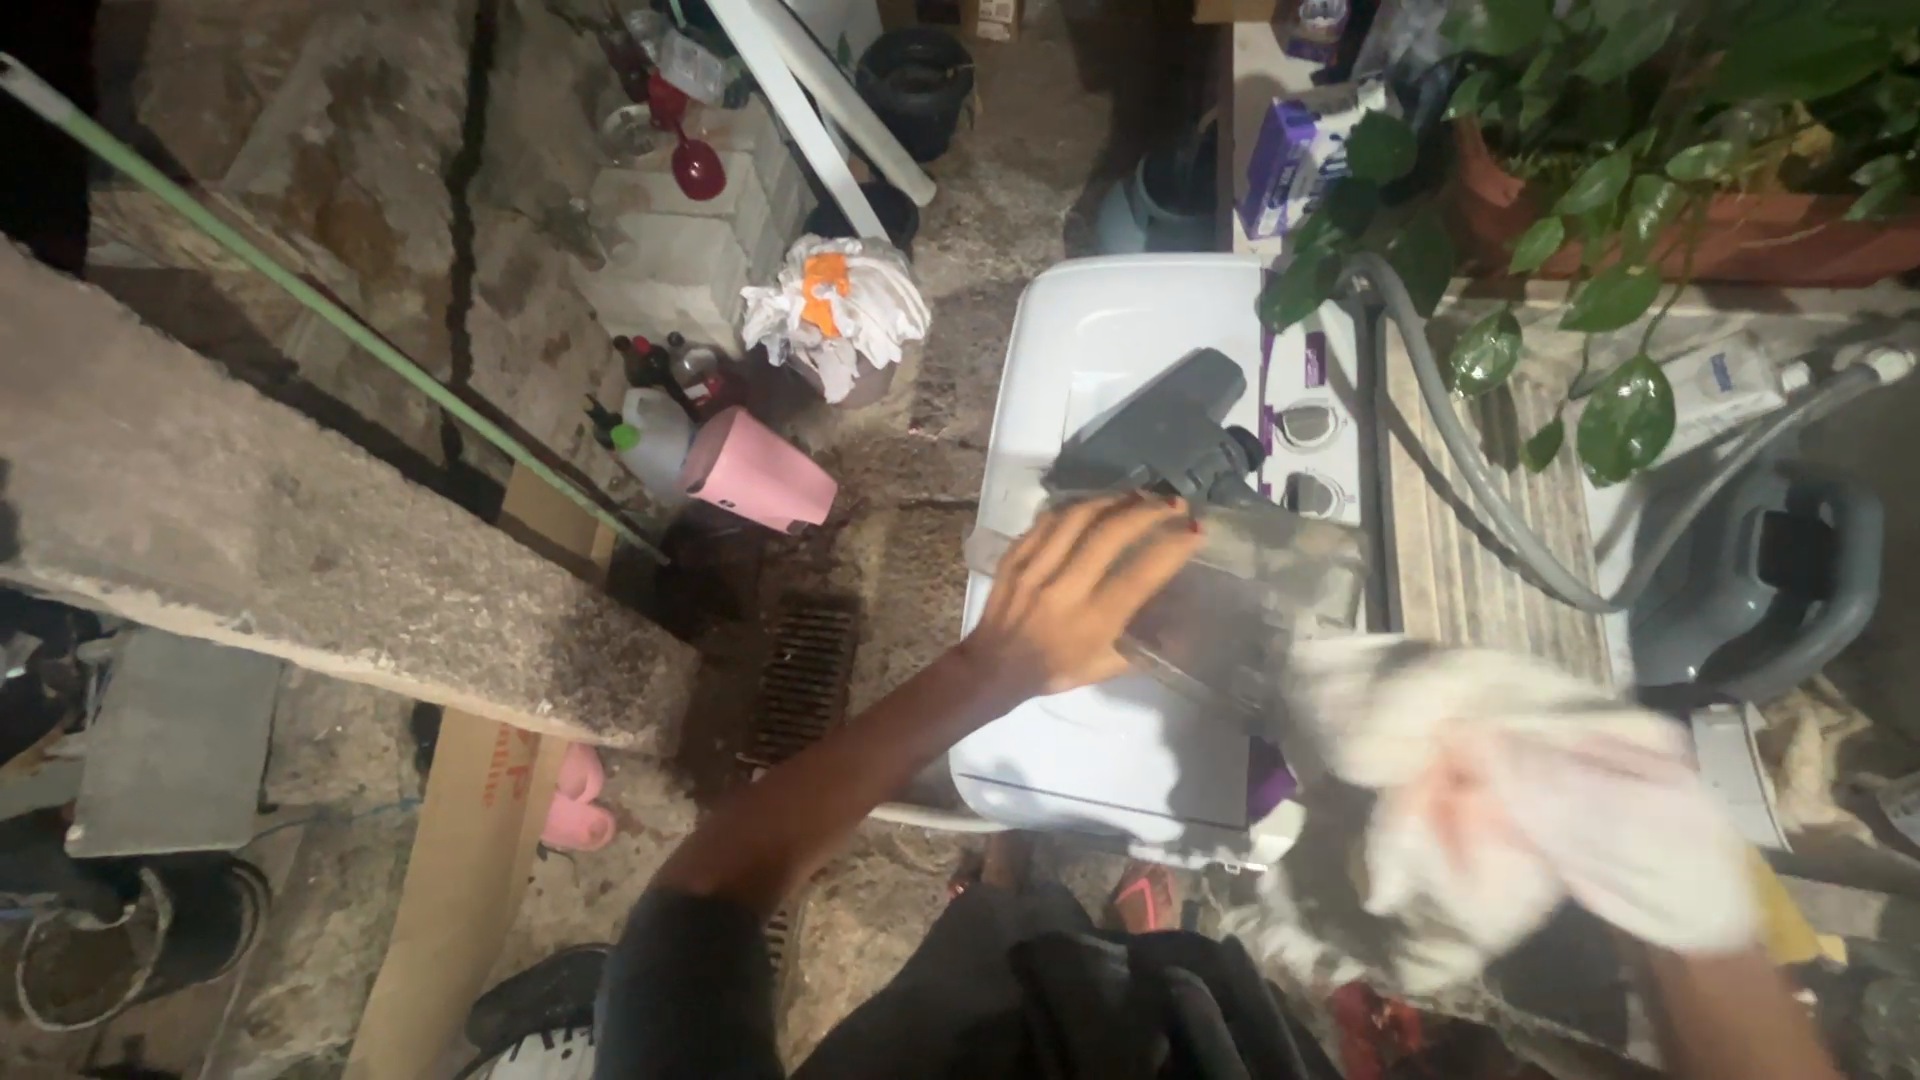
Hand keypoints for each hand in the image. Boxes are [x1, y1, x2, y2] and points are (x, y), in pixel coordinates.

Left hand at [958, 493, 1203, 696]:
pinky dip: (1077, 506)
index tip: (1196, 528)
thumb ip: (1144, 643)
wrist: (993, 667)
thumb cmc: (1055, 670)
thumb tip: (1183, 622)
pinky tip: (1095, 504)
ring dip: (1114, 500)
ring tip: (1138, 496)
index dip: (1173, 547)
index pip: (1140, 574)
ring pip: (1077, 517)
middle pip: (1110, 534)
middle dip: (1148, 511)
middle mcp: (1064, 589)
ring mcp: (1034, 568)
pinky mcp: (1014, 556)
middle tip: (1173, 502)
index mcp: (1091, 621)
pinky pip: (1048, 520)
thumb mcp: (1107, 668)